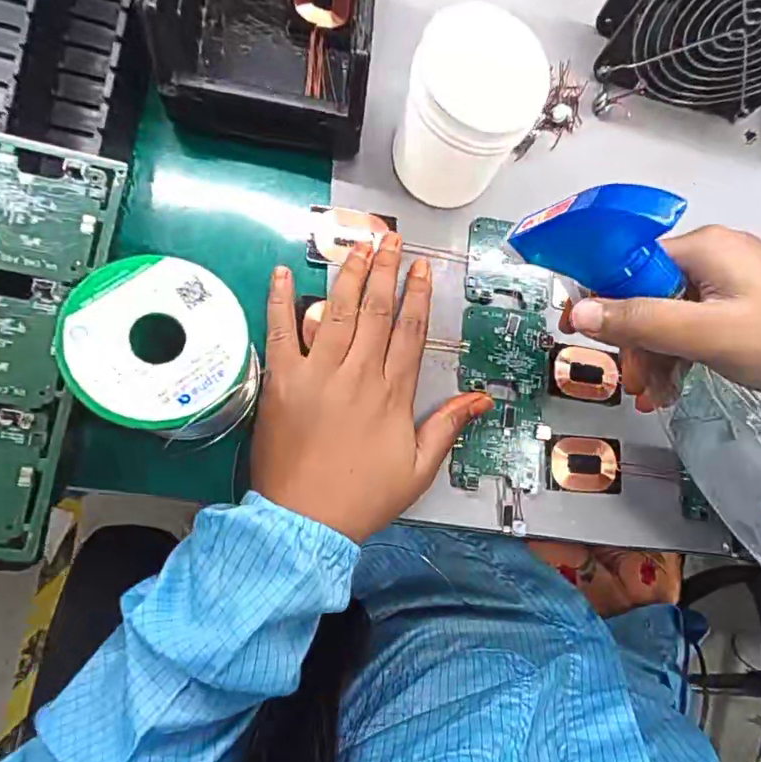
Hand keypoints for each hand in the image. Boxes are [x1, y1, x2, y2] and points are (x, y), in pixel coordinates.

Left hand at [253, 236, 492, 541]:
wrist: (307, 522)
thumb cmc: (363, 499)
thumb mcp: (418, 469)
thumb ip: (447, 427)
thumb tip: (479, 399)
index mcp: (392, 394)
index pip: (409, 331)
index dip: (416, 295)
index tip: (419, 268)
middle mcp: (358, 375)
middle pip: (375, 311)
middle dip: (384, 270)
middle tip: (388, 239)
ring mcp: (317, 375)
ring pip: (336, 311)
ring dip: (347, 274)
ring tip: (356, 245)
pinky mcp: (282, 382)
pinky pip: (281, 332)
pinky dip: (281, 301)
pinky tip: (285, 273)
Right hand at [560, 226, 760, 406]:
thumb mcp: (705, 333)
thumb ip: (639, 320)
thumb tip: (579, 310)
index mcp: (702, 249)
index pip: (627, 266)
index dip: (599, 301)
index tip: (579, 335)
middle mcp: (710, 257)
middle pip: (643, 297)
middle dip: (633, 344)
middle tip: (636, 384)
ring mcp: (724, 283)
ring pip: (663, 318)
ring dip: (653, 358)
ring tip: (656, 395)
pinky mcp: (735, 307)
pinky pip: (687, 328)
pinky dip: (675, 358)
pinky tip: (673, 387)